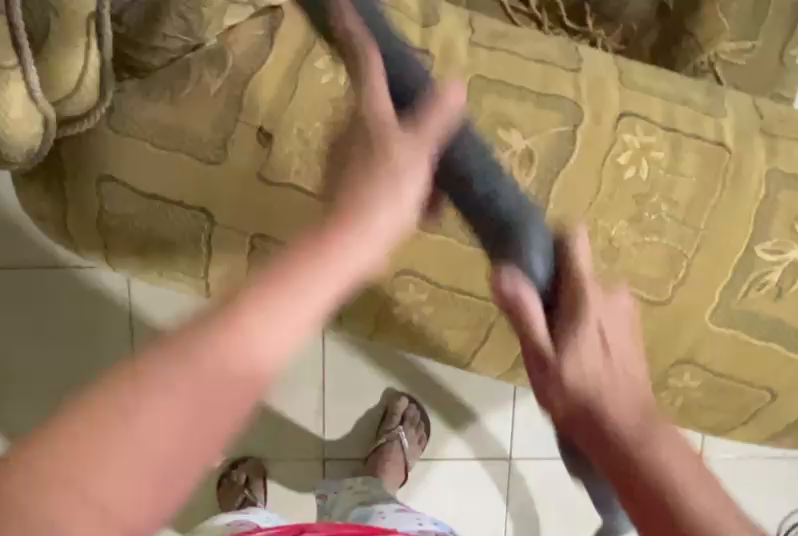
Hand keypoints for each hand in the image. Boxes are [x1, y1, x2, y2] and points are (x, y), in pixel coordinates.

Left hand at [322, 0, 465, 265]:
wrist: (347, 249)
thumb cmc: (383, 195)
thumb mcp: (419, 153)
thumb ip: (436, 118)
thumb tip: (455, 84)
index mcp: (367, 112)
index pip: (365, 61)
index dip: (355, 31)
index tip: (342, 5)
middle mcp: (349, 131)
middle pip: (385, 114)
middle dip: (413, 132)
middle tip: (436, 156)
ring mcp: (344, 163)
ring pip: (388, 153)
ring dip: (415, 170)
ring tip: (434, 200)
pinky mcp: (344, 194)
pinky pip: (382, 183)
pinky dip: (404, 194)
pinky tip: (420, 216)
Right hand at [492, 226, 661, 452]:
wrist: (625, 430)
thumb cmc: (577, 397)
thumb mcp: (540, 358)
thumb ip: (523, 312)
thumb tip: (501, 270)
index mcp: (587, 293)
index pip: (572, 237)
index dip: (549, 246)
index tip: (530, 270)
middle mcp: (613, 291)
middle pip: (576, 272)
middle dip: (554, 293)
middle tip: (537, 332)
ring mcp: (627, 310)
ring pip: (589, 294)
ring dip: (570, 312)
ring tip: (558, 351)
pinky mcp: (633, 329)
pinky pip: (602, 312)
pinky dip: (587, 326)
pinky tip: (580, 360)